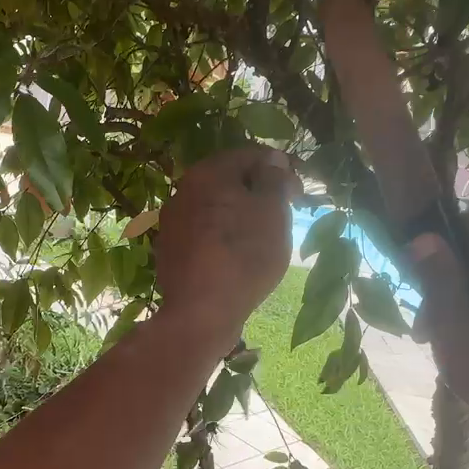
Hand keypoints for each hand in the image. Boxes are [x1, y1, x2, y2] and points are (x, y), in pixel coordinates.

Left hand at [153, 145, 300, 349]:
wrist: (200, 313)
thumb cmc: (244, 255)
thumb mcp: (272, 211)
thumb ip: (273, 179)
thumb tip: (271, 160)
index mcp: (207, 173)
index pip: (250, 155)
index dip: (280, 168)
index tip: (299, 193)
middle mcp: (182, 192)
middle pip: (228, 182)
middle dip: (257, 193)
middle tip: (283, 214)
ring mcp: (171, 224)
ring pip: (214, 209)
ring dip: (239, 216)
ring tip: (262, 237)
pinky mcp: (169, 253)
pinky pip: (202, 235)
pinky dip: (222, 238)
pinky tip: (236, 257)